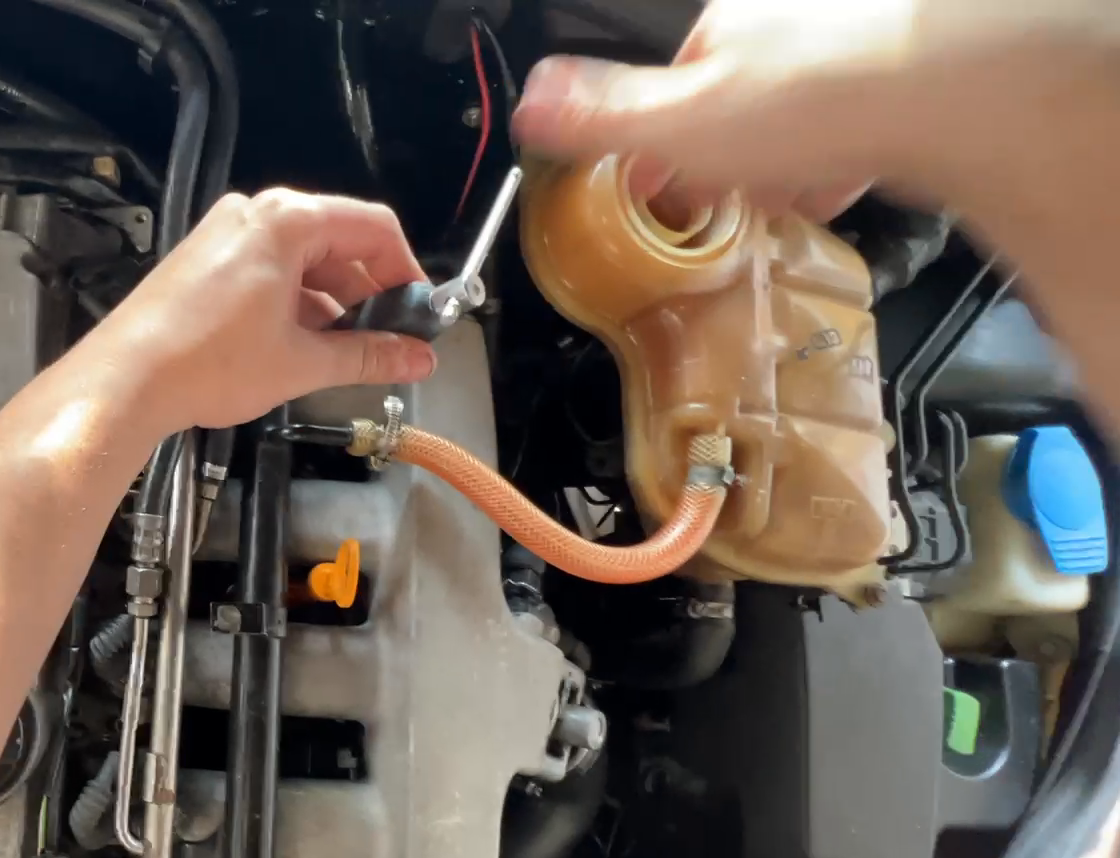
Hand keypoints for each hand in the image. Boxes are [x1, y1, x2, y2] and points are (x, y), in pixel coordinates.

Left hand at [75, 188, 437, 431]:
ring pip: (298, 262)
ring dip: (329, 304)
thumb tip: (417, 360)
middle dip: (366, 293)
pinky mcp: (202, 263)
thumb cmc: (210, 365)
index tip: (418, 313)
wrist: (125, 381)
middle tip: (386, 340)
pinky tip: (299, 345)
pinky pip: (264, 273)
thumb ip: (367, 356)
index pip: (372, 228)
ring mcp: (222, 237)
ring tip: (344, 353)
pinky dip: (291, 305)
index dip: (405, 271)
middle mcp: (253, 216)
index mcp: (285, 221)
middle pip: (334, 243)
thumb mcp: (300, 363)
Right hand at [510, 0, 1107, 219]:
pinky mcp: (911, 71)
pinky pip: (857, 116)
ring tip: (784, 193)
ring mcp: (860, 40)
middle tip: (722, 195)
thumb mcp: (674, 120)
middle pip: (735, 96)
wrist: (970, 97)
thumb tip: (531, 100)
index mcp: (734, 17)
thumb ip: (598, 115)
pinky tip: (835, 181)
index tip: (654, 179)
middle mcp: (801, 16)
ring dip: (782, 159)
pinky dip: (839, 155)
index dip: (658, 138)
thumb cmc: (818, 104)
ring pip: (797, 109)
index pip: (674, 78)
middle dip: (722, 152)